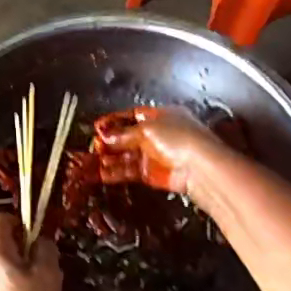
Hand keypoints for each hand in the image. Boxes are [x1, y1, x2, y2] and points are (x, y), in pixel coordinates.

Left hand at [0, 214, 61, 290]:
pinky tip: (33, 290)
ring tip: (43, 275)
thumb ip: (46, 249)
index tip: (36, 229)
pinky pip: (1, 271)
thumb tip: (41, 239)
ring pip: (3, 256)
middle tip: (45, 255)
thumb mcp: (48, 274)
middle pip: (1, 237)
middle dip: (24, 241)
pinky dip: (17, 274)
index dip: (18, 218)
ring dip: (23, 259)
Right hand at [92, 105, 225, 193]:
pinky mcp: (151, 173)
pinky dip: (113, 172)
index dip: (113, 121)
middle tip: (94, 146)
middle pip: (125, 137)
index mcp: (160, 116)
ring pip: (124, 155)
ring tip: (90, 161)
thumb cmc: (180, 138)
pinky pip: (128, 171)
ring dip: (107, 158)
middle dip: (108, 141)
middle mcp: (157, 134)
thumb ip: (122, 133)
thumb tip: (103, 135)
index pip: (131, 116)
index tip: (97, 127)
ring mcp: (154, 155)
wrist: (200, 168)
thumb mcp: (148, 129)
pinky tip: (100, 173)